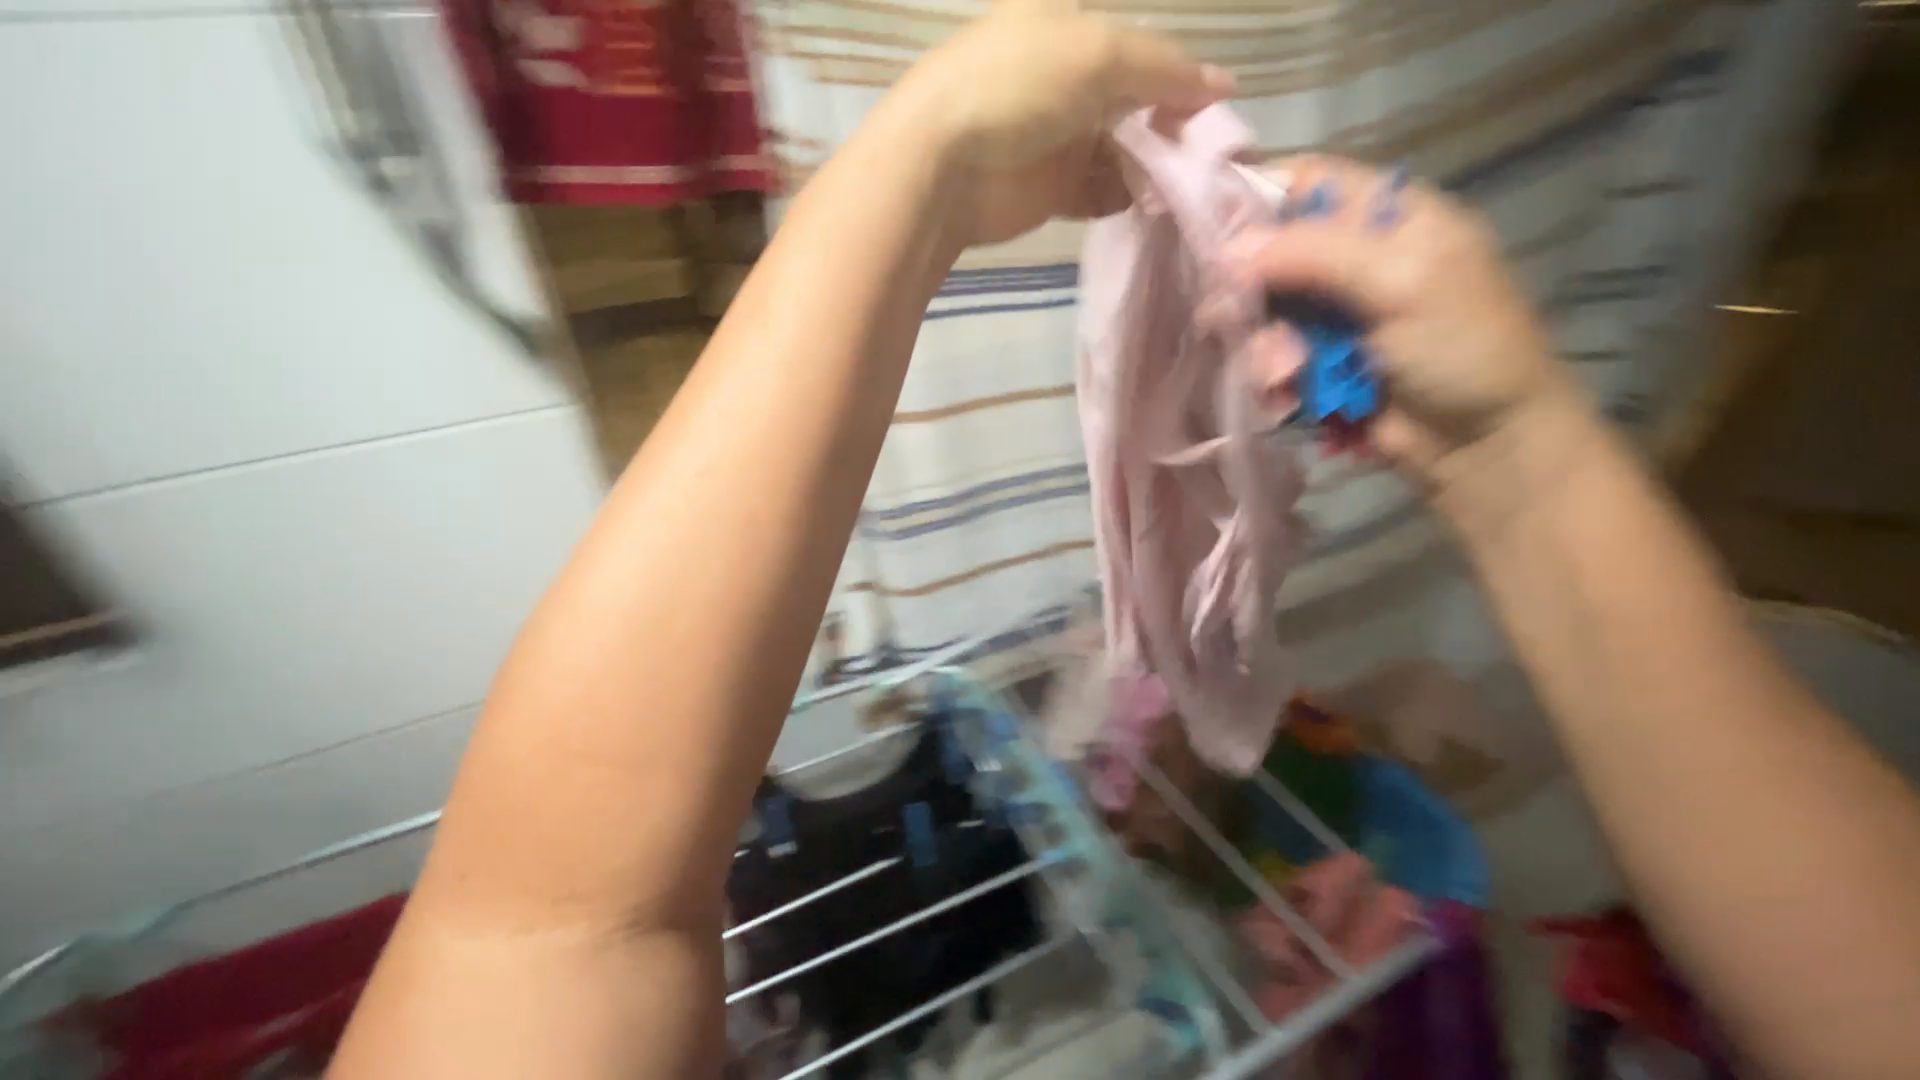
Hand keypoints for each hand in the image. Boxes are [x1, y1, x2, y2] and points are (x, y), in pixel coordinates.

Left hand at [885, 0, 1232, 246]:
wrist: (940, 168)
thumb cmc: (1017, 87)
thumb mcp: (1099, 54)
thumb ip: (1164, 69)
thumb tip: (1224, 85)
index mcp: (1062, 26)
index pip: (1136, 47)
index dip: (1176, 75)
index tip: (1213, 110)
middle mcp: (1058, 79)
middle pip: (1131, 102)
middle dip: (1168, 127)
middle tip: (1203, 157)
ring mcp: (1051, 137)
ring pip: (1118, 150)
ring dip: (1151, 168)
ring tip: (1182, 187)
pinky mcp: (1045, 190)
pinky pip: (1097, 191)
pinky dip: (1122, 197)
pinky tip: (1146, 205)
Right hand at [1226, 156, 1583, 502]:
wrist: (1483, 446)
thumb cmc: (1463, 348)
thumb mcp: (1403, 281)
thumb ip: (1314, 254)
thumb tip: (1227, 250)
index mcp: (1386, 215)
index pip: (1304, 182)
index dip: (1251, 197)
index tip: (1207, 231)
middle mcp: (1351, 258)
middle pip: (1268, 252)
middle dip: (1248, 289)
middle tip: (1227, 317)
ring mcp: (1330, 316)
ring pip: (1262, 314)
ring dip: (1263, 346)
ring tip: (1282, 375)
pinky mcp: (1315, 365)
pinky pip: (1268, 359)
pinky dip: (1270, 380)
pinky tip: (1284, 396)